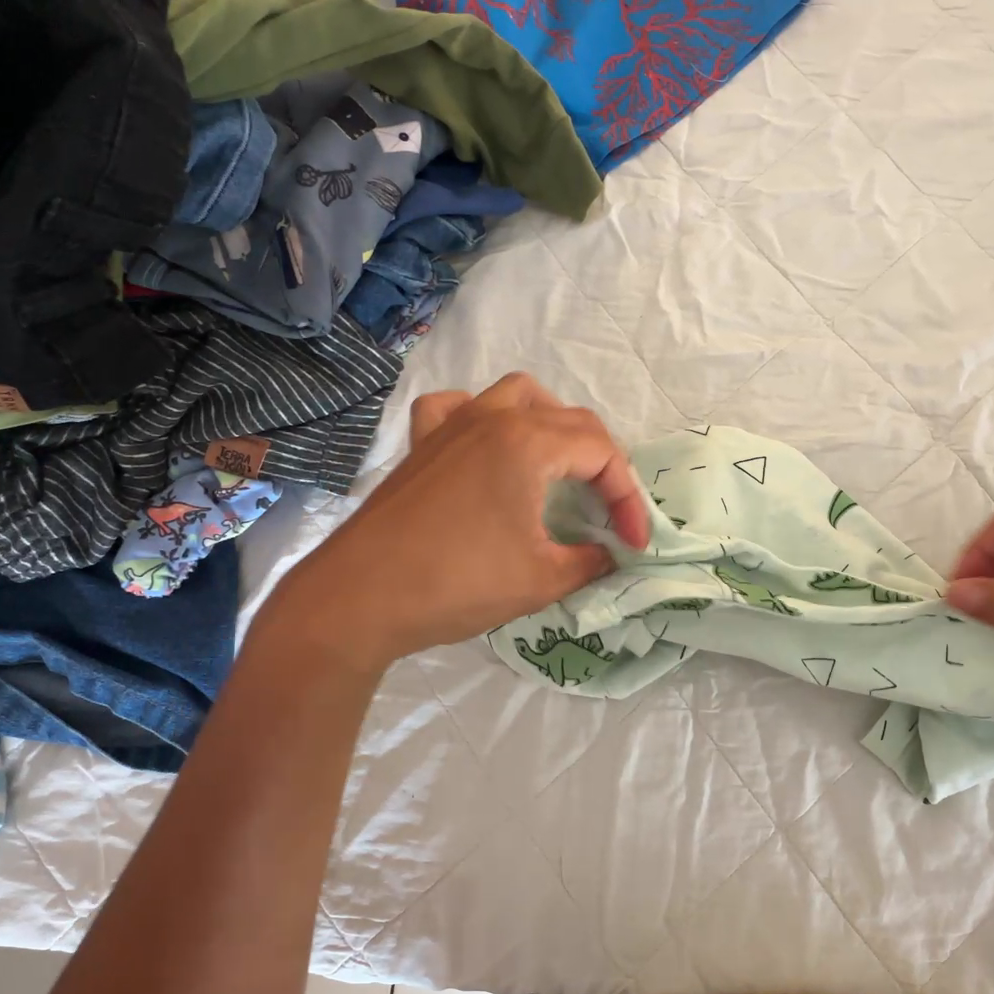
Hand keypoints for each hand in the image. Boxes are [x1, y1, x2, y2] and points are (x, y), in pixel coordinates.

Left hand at [261, 373, 649, 671]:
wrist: (359, 598)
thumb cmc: (457, 585)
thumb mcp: (542, 580)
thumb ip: (590, 561)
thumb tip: (611, 553)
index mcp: (528, 443)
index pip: (603, 453)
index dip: (628, 499)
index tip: (635, 543)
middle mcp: (492, 419)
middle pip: (570, 420)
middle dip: (602, 463)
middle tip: (608, 511)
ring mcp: (451, 426)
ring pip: (517, 395)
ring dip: (551, 423)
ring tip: (562, 463)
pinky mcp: (421, 445)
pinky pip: (457, 408)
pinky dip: (482, 418)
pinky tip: (486, 446)